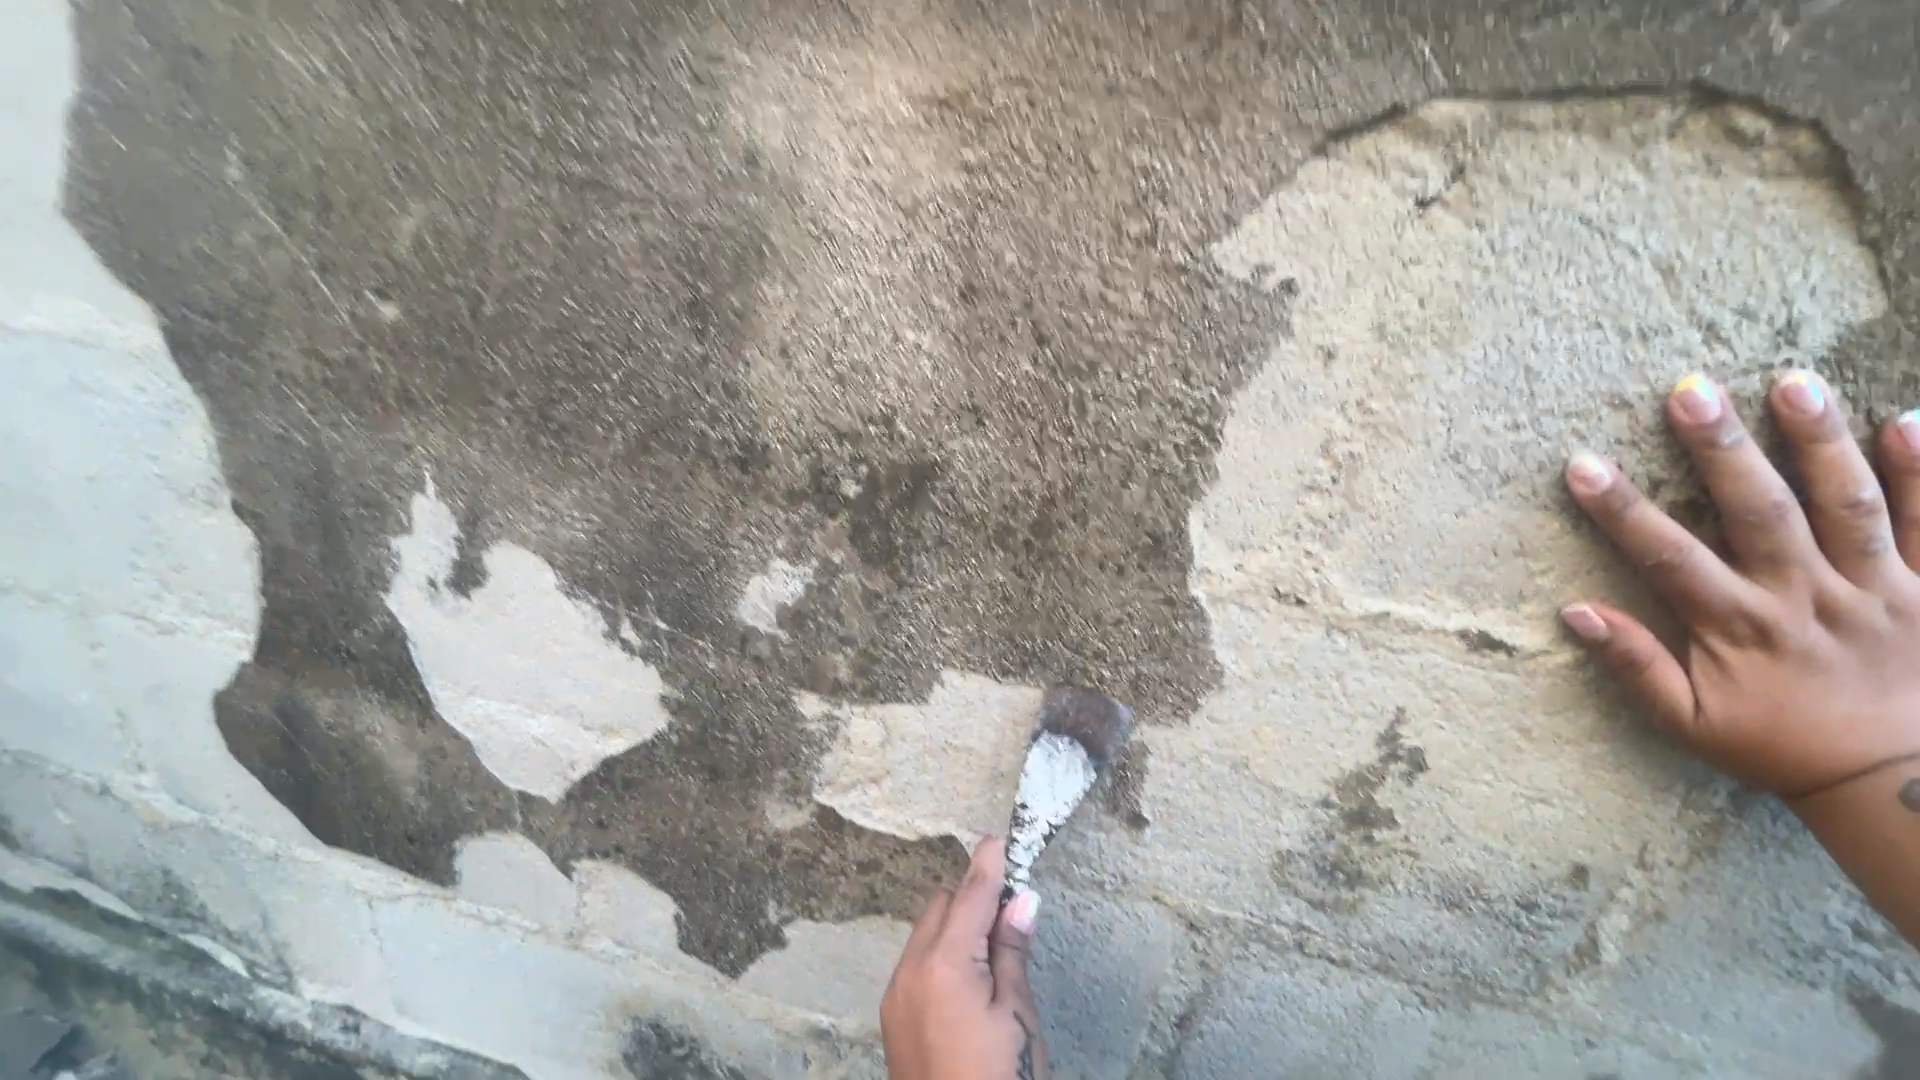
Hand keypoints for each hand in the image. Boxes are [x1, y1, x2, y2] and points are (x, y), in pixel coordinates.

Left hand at [881, 838, 1046, 1079]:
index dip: (989, 864)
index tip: (1001, 839)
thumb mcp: (1018, 1016)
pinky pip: (916, 963)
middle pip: (941, 906)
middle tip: (1012, 914)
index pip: (971, 895)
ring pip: (926, 932)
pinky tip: (968, 982)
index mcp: (944, 964)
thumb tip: (1021, 898)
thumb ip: (1012, 951)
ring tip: (994, 953)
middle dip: (974, 898)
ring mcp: (895, 995)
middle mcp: (910, 970)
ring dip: (956, 926)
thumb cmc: (1004, 1079)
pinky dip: (940, 955)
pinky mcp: (892, 1018)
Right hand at [1561, 371, 1919, 799]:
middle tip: (1692, 390)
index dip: (1620, 508)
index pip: (1665, 554)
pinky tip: (1908, 422)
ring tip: (1793, 382)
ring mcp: (1882, 589)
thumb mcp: (1687, 722)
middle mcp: (1807, 596)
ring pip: (1848, 503)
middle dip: (1721, 448)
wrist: (1904, 785)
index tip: (1582, 465)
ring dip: (1818, 441)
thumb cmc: (1779, 748)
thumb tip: (1574, 612)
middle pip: (1759, 510)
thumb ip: (1632, 664)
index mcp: (1739, 626)